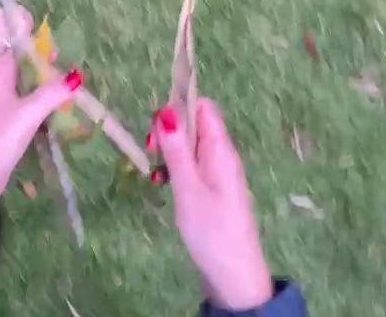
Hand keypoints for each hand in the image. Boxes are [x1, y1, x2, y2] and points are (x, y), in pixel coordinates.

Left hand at [0, 52, 79, 231]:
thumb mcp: (26, 114)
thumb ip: (51, 94)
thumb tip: (76, 75)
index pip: (19, 50)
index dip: (40, 46)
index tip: (66, 49)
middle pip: (24, 70)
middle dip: (47, 70)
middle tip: (76, 73)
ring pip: (26, 93)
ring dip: (46, 92)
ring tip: (75, 93)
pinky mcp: (4, 130)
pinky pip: (26, 112)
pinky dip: (42, 111)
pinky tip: (60, 118)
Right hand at [158, 98, 273, 310]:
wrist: (235, 280)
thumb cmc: (211, 230)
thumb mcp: (187, 187)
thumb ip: (176, 149)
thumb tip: (166, 109)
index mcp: (220, 149)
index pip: (202, 106)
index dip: (178, 107)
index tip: (158, 127)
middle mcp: (222, 156)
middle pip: (194, 123)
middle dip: (169, 131)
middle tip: (151, 150)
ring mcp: (219, 173)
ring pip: (190, 145)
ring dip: (170, 152)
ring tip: (156, 173)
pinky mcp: (214, 190)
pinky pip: (193, 165)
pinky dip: (177, 169)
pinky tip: (164, 185)